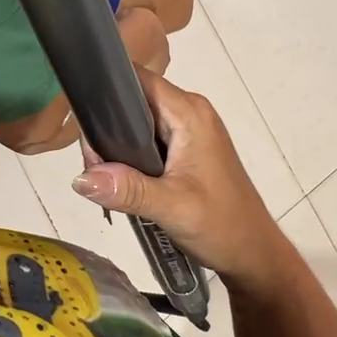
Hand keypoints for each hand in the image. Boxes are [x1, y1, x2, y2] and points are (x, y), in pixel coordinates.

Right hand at [71, 74, 291, 289]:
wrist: (256, 258)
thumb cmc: (222, 226)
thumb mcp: (173, 207)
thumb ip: (127, 189)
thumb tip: (80, 178)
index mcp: (189, 112)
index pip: (136, 78)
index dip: (105, 90)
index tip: (80, 120)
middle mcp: (188, 110)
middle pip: (132, 98)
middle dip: (105, 124)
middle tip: (90, 162)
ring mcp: (187, 128)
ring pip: (136, 119)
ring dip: (114, 142)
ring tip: (100, 172)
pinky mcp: (184, 147)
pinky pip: (145, 136)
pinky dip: (127, 153)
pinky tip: (117, 177)